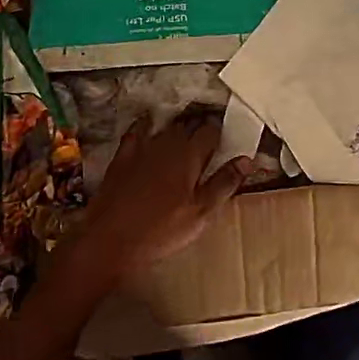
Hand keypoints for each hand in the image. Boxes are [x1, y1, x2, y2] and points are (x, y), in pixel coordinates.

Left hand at [63, 112, 245, 287]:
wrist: (111, 236)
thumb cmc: (162, 230)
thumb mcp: (201, 212)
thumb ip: (224, 183)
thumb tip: (247, 160)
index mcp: (189, 156)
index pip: (210, 131)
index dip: (219, 131)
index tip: (225, 136)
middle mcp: (166, 143)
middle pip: (187, 126)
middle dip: (199, 127)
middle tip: (208, 136)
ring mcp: (141, 147)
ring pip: (164, 127)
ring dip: (176, 127)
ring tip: (185, 131)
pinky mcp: (122, 155)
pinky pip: (136, 130)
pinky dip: (145, 124)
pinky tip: (147, 123)